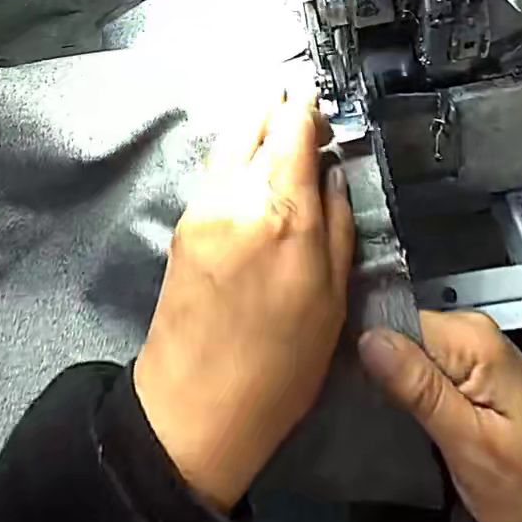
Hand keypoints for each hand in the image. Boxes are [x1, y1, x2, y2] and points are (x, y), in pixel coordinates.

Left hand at [134, 95, 354, 511]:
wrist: (192, 413)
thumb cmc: (281, 363)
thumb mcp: (334, 296)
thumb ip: (338, 222)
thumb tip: (332, 174)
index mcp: (285, 214)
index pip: (293, 126)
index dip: (310, 108)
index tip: (325, 112)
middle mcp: (239, 196)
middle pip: (257, 120)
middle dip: (284, 112)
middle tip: (308, 128)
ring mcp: (203, 206)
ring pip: (232, 138)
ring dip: (259, 129)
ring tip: (283, 145)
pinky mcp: (182, 222)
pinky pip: (217, 168)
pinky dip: (239, 156)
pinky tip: (256, 176)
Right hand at [359, 311, 521, 521]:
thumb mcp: (471, 445)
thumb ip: (420, 389)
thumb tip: (371, 339)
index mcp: (474, 340)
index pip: (399, 321)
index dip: (369, 350)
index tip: (344, 380)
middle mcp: (474, 333)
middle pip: (403, 332)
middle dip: (379, 365)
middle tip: (363, 409)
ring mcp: (474, 351)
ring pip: (410, 350)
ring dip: (392, 380)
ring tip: (379, 415)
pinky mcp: (471, 371)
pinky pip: (425, 366)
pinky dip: (409, 389)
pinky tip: (401, 414)